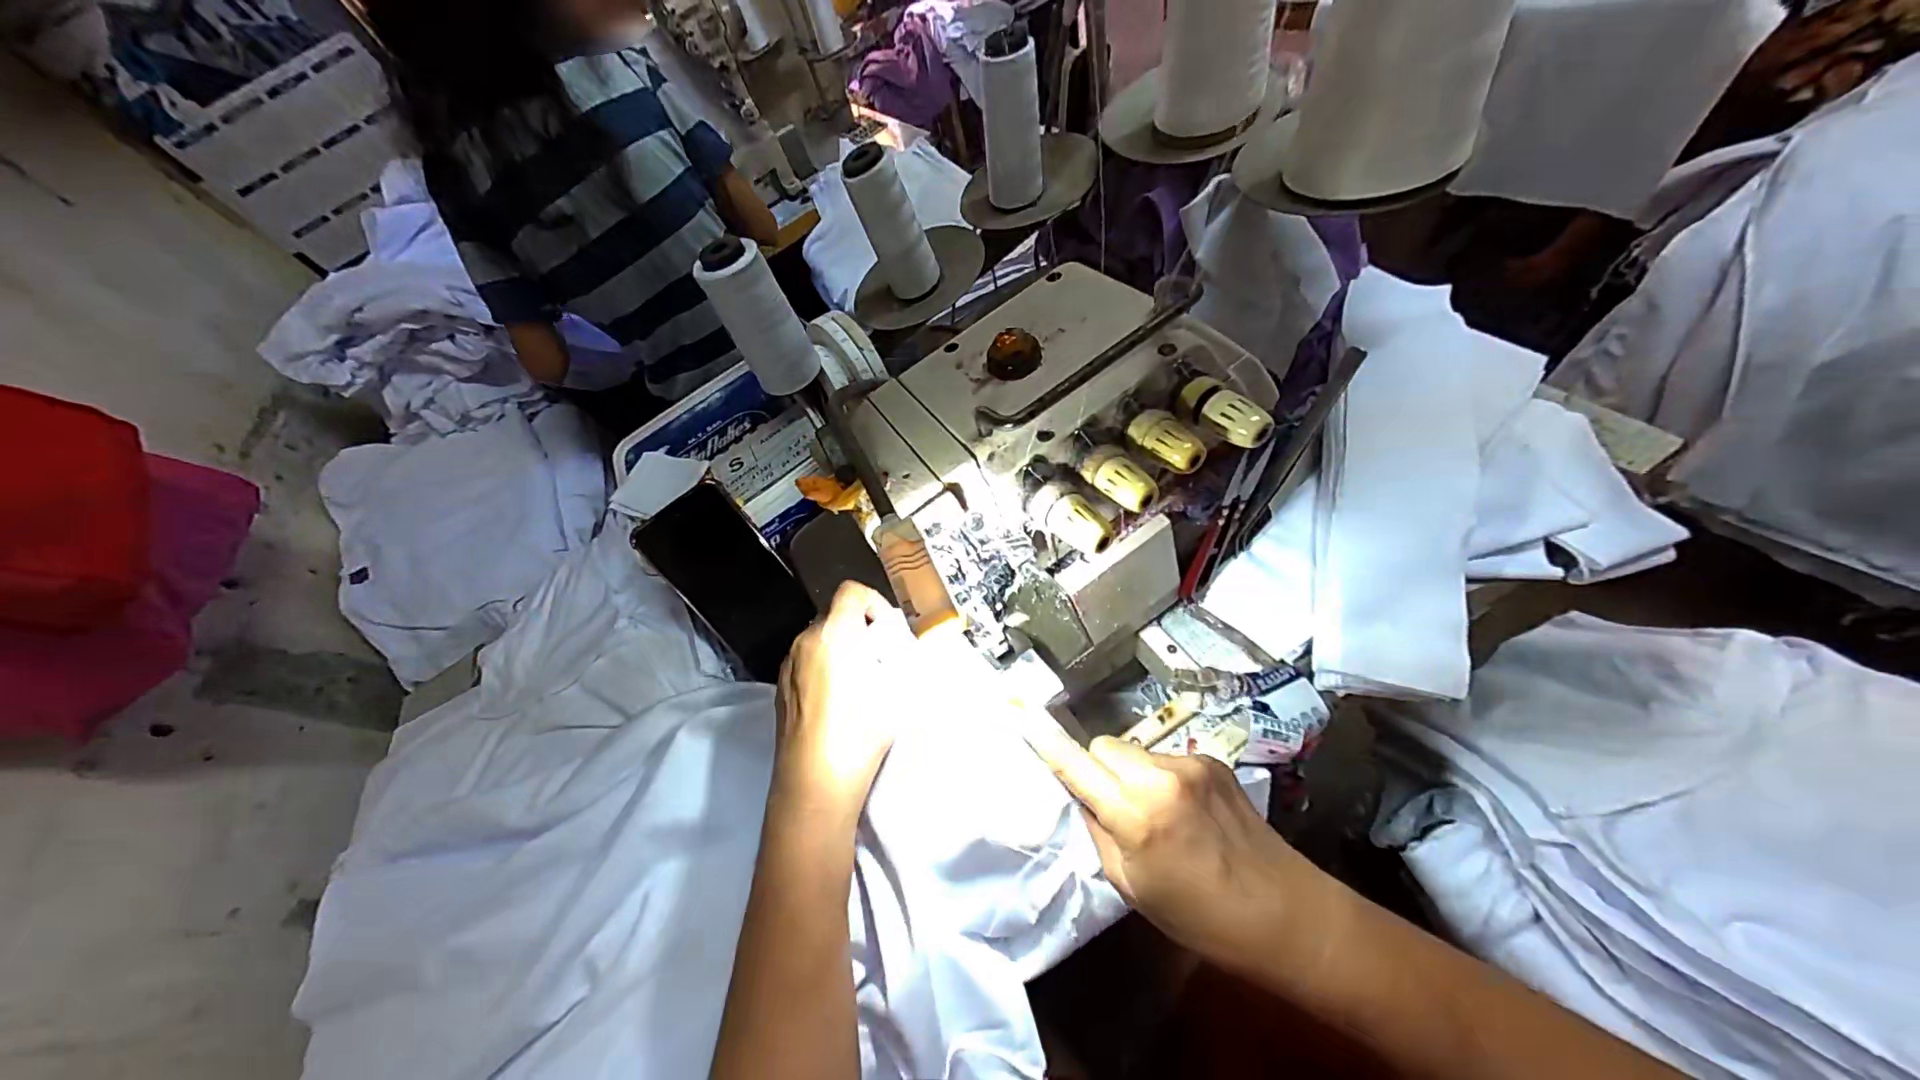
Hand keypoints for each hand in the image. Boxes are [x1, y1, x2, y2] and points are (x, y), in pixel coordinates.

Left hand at [773, 581, 914, 813]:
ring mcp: (788, 664)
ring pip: (821, 639)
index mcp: (833, 634)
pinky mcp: (781, 687)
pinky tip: (841, 701)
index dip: (874, 602)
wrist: (814, 785)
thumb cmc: (859, 735)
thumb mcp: (896, 691)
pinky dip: (826, 666)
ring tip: (863, 682)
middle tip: (882, 657)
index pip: (852, 591)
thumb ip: (899, 657)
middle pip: (836, 615)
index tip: (888, 630)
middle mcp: (804, 641)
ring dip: (844, 648)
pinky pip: (808, 661)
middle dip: (861, 628)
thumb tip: (901, 645)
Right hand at [1026, 732, 1314, 960]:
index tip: (1020, 716)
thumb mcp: (1132, 885)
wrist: (1286, 913)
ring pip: (1133, 749)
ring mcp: (1191, 763)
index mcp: (1137, 813)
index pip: (1076, 763)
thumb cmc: (1200, 917)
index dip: (1047, 743)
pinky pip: (1164, 757)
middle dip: (1096, 767)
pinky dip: (1159, 776)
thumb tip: (1076, 797)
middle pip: (1103, 745)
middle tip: (1109, 803)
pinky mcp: (1213, 760)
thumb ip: (1098, 831)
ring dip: (1129, 771)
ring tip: (1153, 811)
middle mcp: (1162, 775)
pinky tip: (1183, 808)